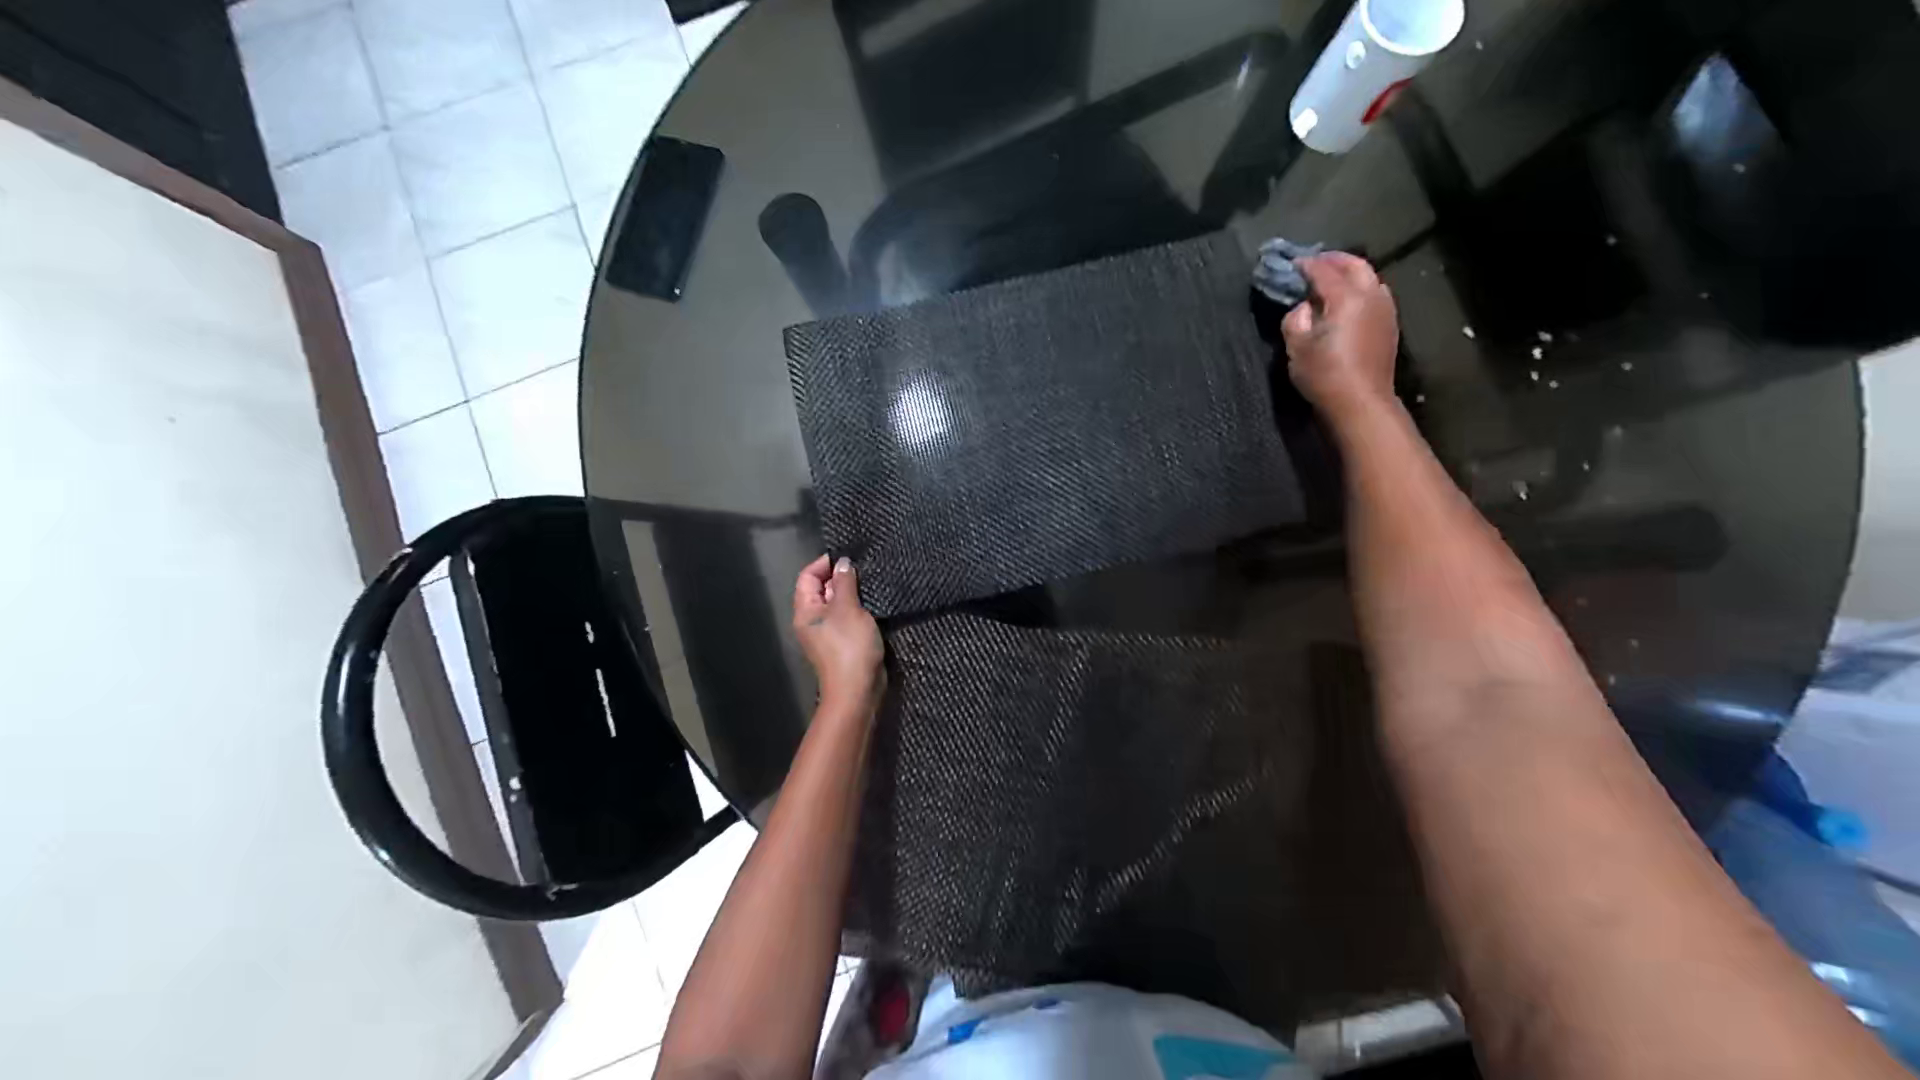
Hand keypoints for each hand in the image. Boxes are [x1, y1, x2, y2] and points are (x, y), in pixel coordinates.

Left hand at [792, 555, 884, 711]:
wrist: (857, 690)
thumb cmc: (848, 645)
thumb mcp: (848, 607)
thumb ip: (844, 582)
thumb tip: (842, 562)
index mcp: (805, 610)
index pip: (807, 576)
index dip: (824, 564)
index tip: (848, 557)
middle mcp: (812, 619)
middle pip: (821, 589)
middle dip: (840, 576)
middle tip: (864, 568)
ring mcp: (828, 632)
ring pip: (837, 604)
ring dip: (852, 593)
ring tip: (871, 582)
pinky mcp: (843, 643)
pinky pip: (847, 618)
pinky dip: (858, 609)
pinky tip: (874, 603)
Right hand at [1282, 252, 1400, 423]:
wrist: (1361, 401)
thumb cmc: (1324, 374)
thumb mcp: (1296, 347)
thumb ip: (1295, 319)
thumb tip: (1304, 307)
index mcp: (1346, 297)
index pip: (1324, 271)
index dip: (1306, 265)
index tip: (1291, 264)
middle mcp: (1371, 296)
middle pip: (1355, 265)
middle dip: (1334, 260)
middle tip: (1315, 262)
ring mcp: (1385, 310)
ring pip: (1370, 278)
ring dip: (1350, 273)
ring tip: (1332, 279)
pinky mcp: (1389, 325)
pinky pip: (1376, 295)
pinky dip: (1360, 289)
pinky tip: (1348, 301)